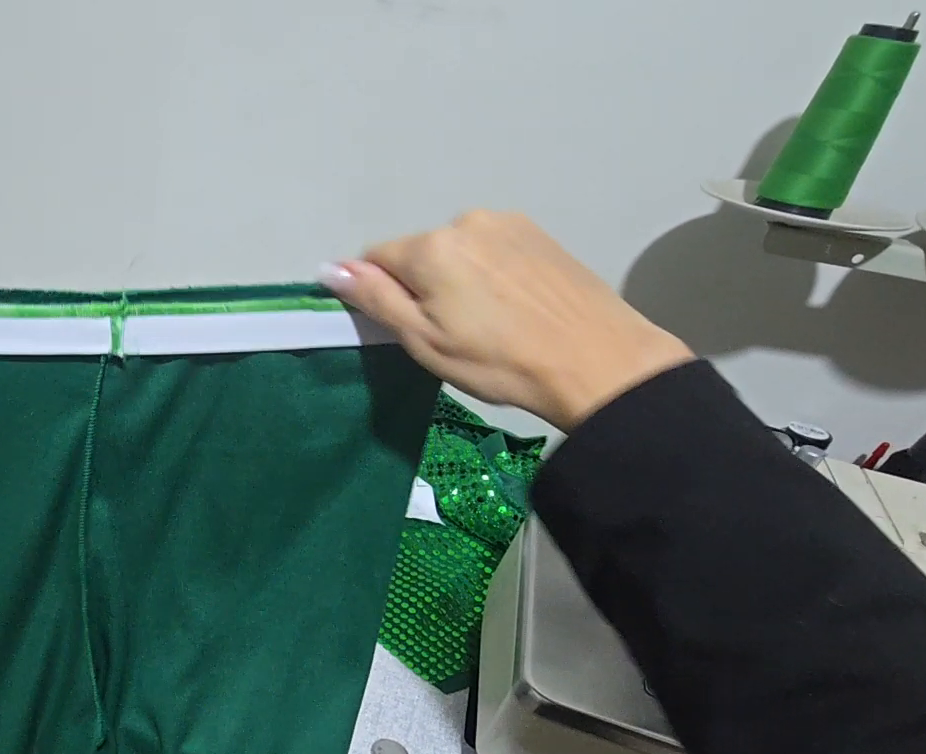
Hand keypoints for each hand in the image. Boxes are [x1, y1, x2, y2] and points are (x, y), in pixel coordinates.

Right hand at [320, 211, 690, 430]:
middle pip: (416, 253)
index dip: (378, 293)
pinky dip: (485, 274)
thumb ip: (375, 298)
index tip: (404, 328)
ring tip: (482, 320)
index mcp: (430, 247)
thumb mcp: (422, 338)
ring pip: (454, 251)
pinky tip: (507, 305)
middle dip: (418, 285)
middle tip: (446, 332)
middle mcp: (465, 221)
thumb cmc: (495, 360)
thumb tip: (331, 269)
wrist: (594, 359)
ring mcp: (506, 223)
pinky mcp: (538, 233)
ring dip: (453, 278)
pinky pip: (488, 249)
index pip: (374, 258)